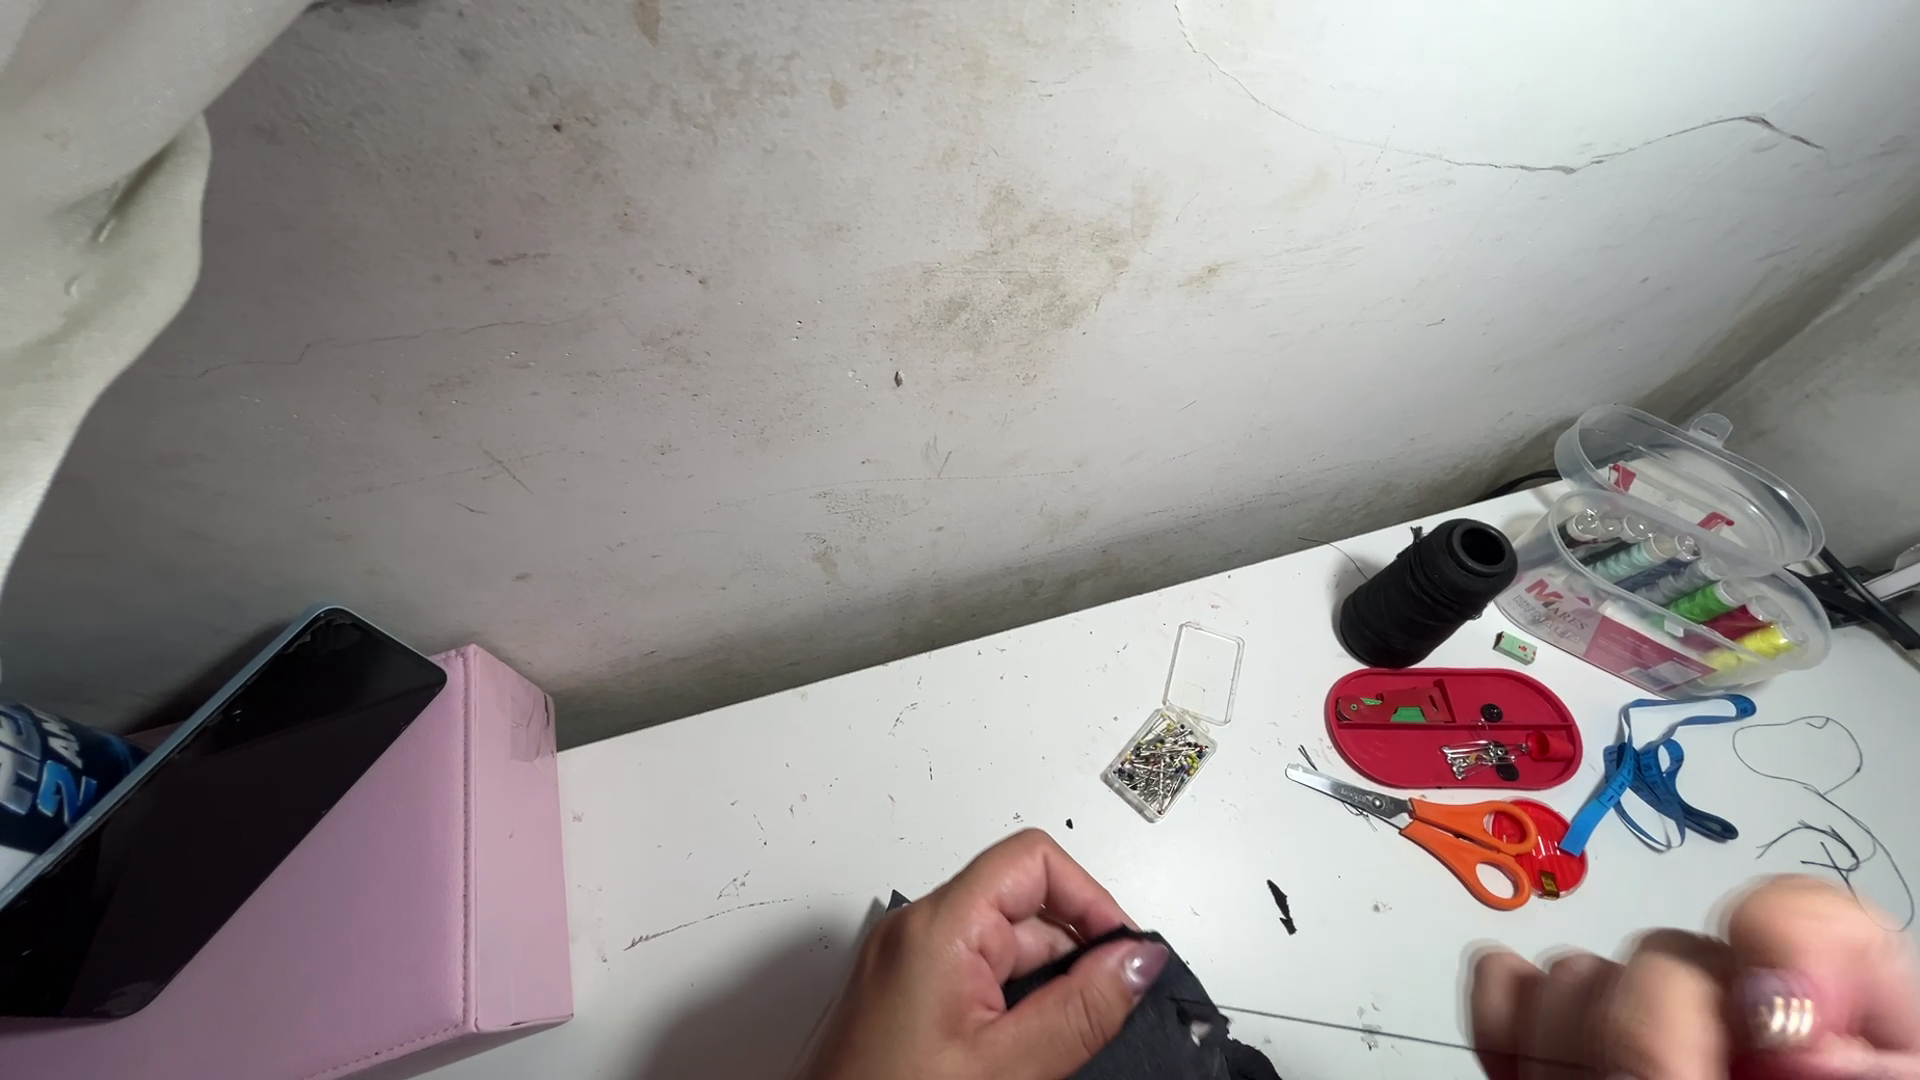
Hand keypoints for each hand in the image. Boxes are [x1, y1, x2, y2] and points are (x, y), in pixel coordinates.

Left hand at [797, 829, 1168, 1079]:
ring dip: (1048, 978)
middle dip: (1075, 946)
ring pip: (1005, 937)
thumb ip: (1080, 1009)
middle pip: (1023, 898)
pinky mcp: (909, 985)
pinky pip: (979, 966)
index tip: (1123, 949)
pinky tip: (1029, 1045)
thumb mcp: (1007, 1068)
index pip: (1032, 859)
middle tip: (1108, 1006)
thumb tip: (1137, 957)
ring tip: (1065, 1039)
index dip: (1088, 896)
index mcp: (938, 927)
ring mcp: (911, 955)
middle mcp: (919, 927)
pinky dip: (1016, 995)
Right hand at [1470, 875, 1919, 1078]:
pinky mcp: (1543, 1030)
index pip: (1812, 922)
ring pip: (1573, 970)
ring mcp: (1628, 1016)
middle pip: (1661, 951)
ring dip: (1572, 1050)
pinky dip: (1506, 1027)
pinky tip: (1539, 1078)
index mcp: (1860, 1044)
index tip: (1780, 1043)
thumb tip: (1801, 1050)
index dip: (1786, 947)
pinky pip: (1500, 979)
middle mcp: (1738, 1015)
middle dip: (1647, 1039)